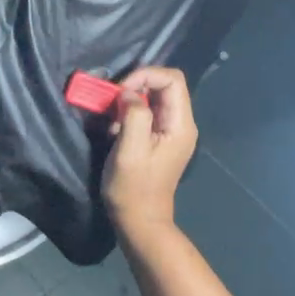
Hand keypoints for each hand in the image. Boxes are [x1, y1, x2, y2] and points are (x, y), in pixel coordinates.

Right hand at [101, 66, 198, 234]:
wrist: (139, 220)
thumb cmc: (133, 187)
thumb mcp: (130, 149)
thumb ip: (134, 114)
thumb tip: (129, 94)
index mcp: (181, 125)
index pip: (172, 79)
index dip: (145, 76)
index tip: (120, 92)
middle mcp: (182, 124)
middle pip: (165, 85)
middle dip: (136, 86)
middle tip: (112, 102)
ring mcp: (172, 132)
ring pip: (154, 98)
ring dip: (130, 101)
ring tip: (112, 119)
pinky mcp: (160, 139)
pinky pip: (148, 113)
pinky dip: (130, 113)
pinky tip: (116, 130)